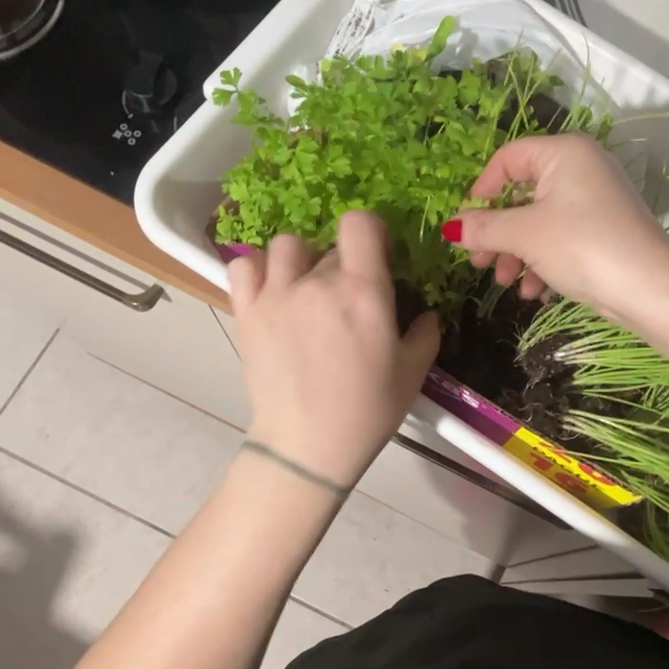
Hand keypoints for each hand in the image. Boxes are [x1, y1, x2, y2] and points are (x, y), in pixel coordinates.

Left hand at [226, 210, 440, 488]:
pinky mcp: (247, 313)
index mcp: (363, 291)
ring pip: (287, 247)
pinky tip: (272, 291)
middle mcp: (317, 282)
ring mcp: (276, 295)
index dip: (372, 232)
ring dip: (301, 261)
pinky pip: (243, 266)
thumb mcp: (413, 373)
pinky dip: (257, 270)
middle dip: (344, 265)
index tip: (378, 256)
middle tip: (349, 300)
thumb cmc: (367, 411)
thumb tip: (425, 315)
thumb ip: (425, 334)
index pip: (361, 223)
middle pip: (330, 246)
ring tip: (307, 290)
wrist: (308, 445)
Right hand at [444, 134, 668, 317]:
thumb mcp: (524, 235)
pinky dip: (544, 262)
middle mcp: (582, 168)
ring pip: (540, 222)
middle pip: (523, 195)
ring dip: (518, 254)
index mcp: (563, 153)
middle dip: (498, 233)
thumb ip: (483, 228)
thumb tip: (451, 228)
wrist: (648, 286)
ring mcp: (596, 200)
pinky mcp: (605, 230)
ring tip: (507, 284)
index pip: (508, 158)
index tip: (467, 223)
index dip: (482, 190)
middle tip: (480, 262)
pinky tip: (536, 292)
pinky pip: (563, 239)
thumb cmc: (581, 246)